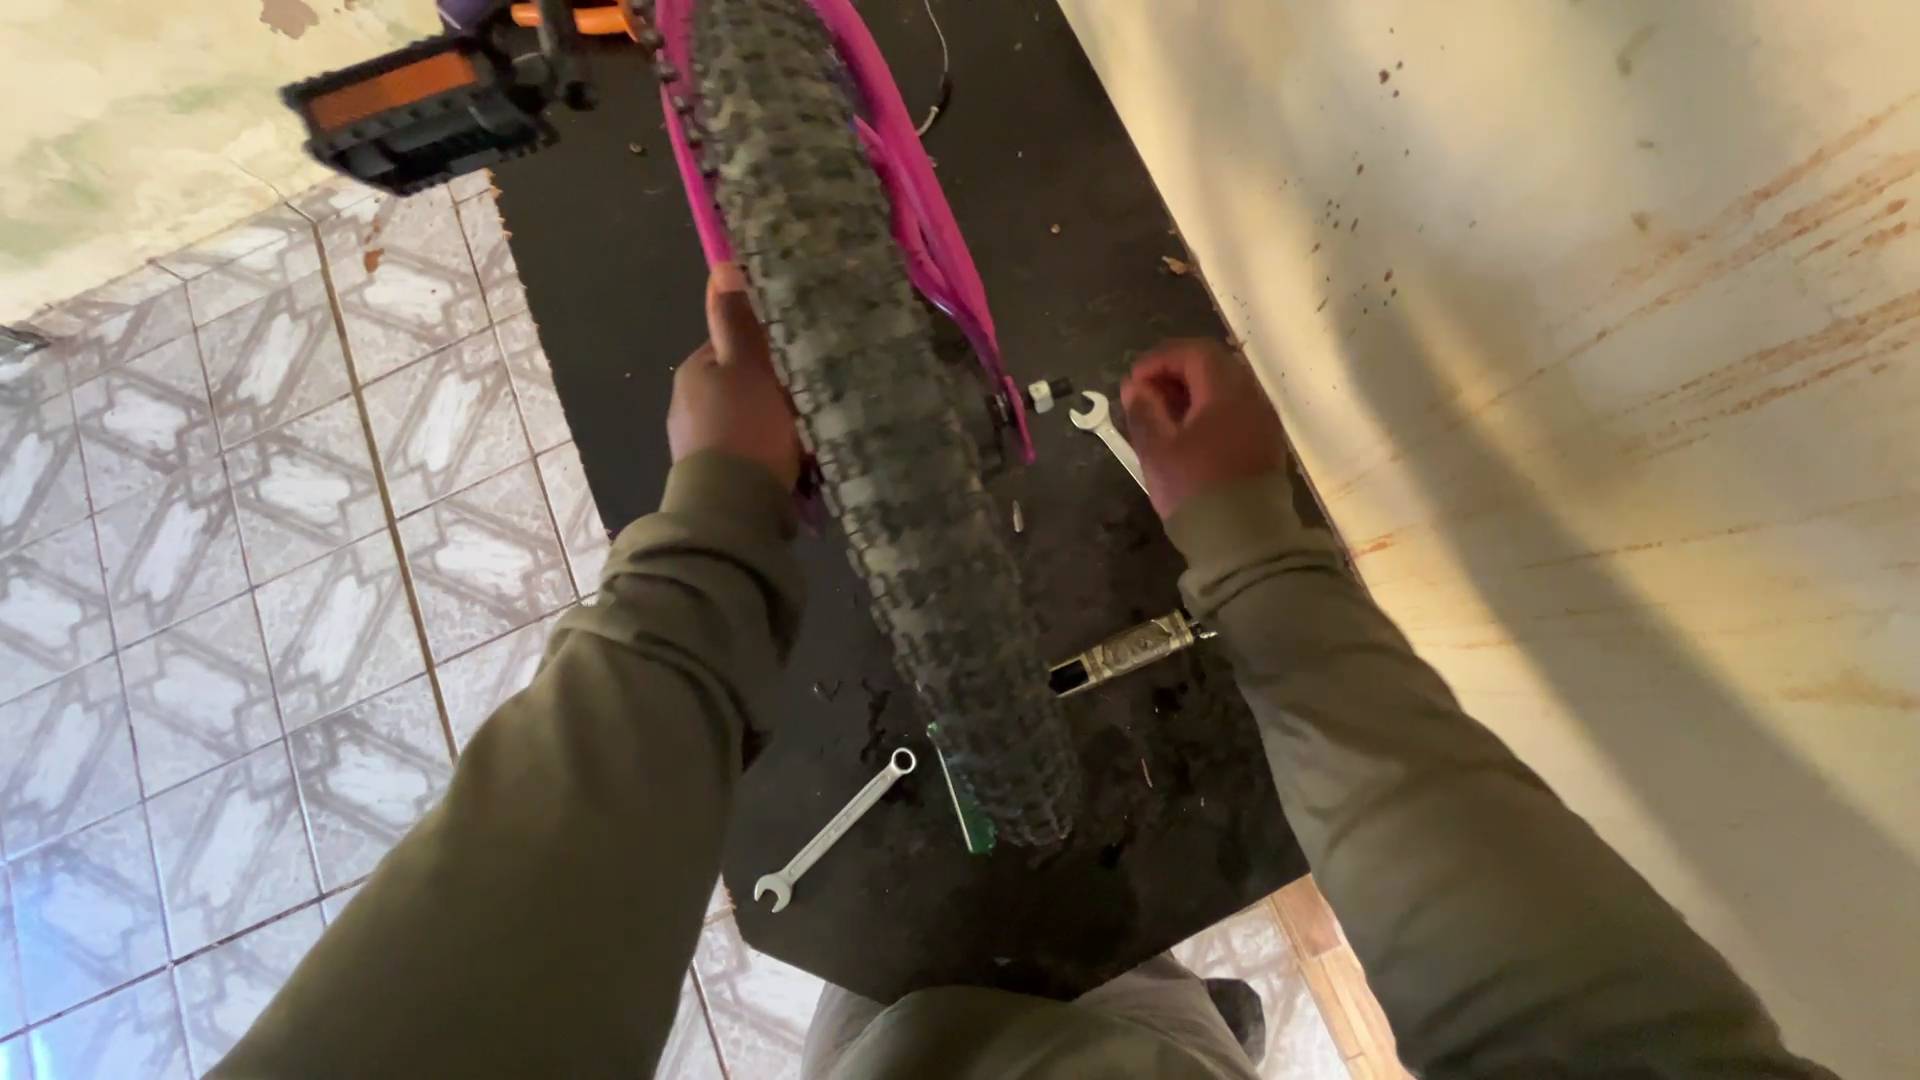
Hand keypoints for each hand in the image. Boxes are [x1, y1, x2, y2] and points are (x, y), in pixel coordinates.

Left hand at [668, 264, 802, 488]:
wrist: (732, 509)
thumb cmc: (745, 430)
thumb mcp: (748, 368)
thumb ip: (737, 322)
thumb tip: (722, 266)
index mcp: (695, 371)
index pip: (735, 346)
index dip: (770, 352)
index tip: (798, 365)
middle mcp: (688, 404)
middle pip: (744, 385)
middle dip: (775, 393)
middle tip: (809, 404)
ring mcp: (699, 443)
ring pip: (749, 420)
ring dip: (775, 426)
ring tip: (808, 439)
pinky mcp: (716, 477)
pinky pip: (751, 452)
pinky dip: (770, 454)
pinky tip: (792, 466)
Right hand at [1120, 339, 1284, 518]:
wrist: (1242, 538)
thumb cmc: (1194, 488)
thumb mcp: (1157, 449)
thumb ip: (1143, 411)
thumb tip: (1135, 387)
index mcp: (1226, 391)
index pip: (1193, 352)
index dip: (1158, 359)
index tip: (1133, 380)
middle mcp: (1252, 397)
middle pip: (1214, 366)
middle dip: (1175, 373)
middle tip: (1145, 395)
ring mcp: (1263, 421)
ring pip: (1226, 389)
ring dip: (1192, 393)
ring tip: (1163, 416)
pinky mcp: (1265, 444)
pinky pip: (1235, 412)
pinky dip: (1209, 412)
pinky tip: (1188, 435)